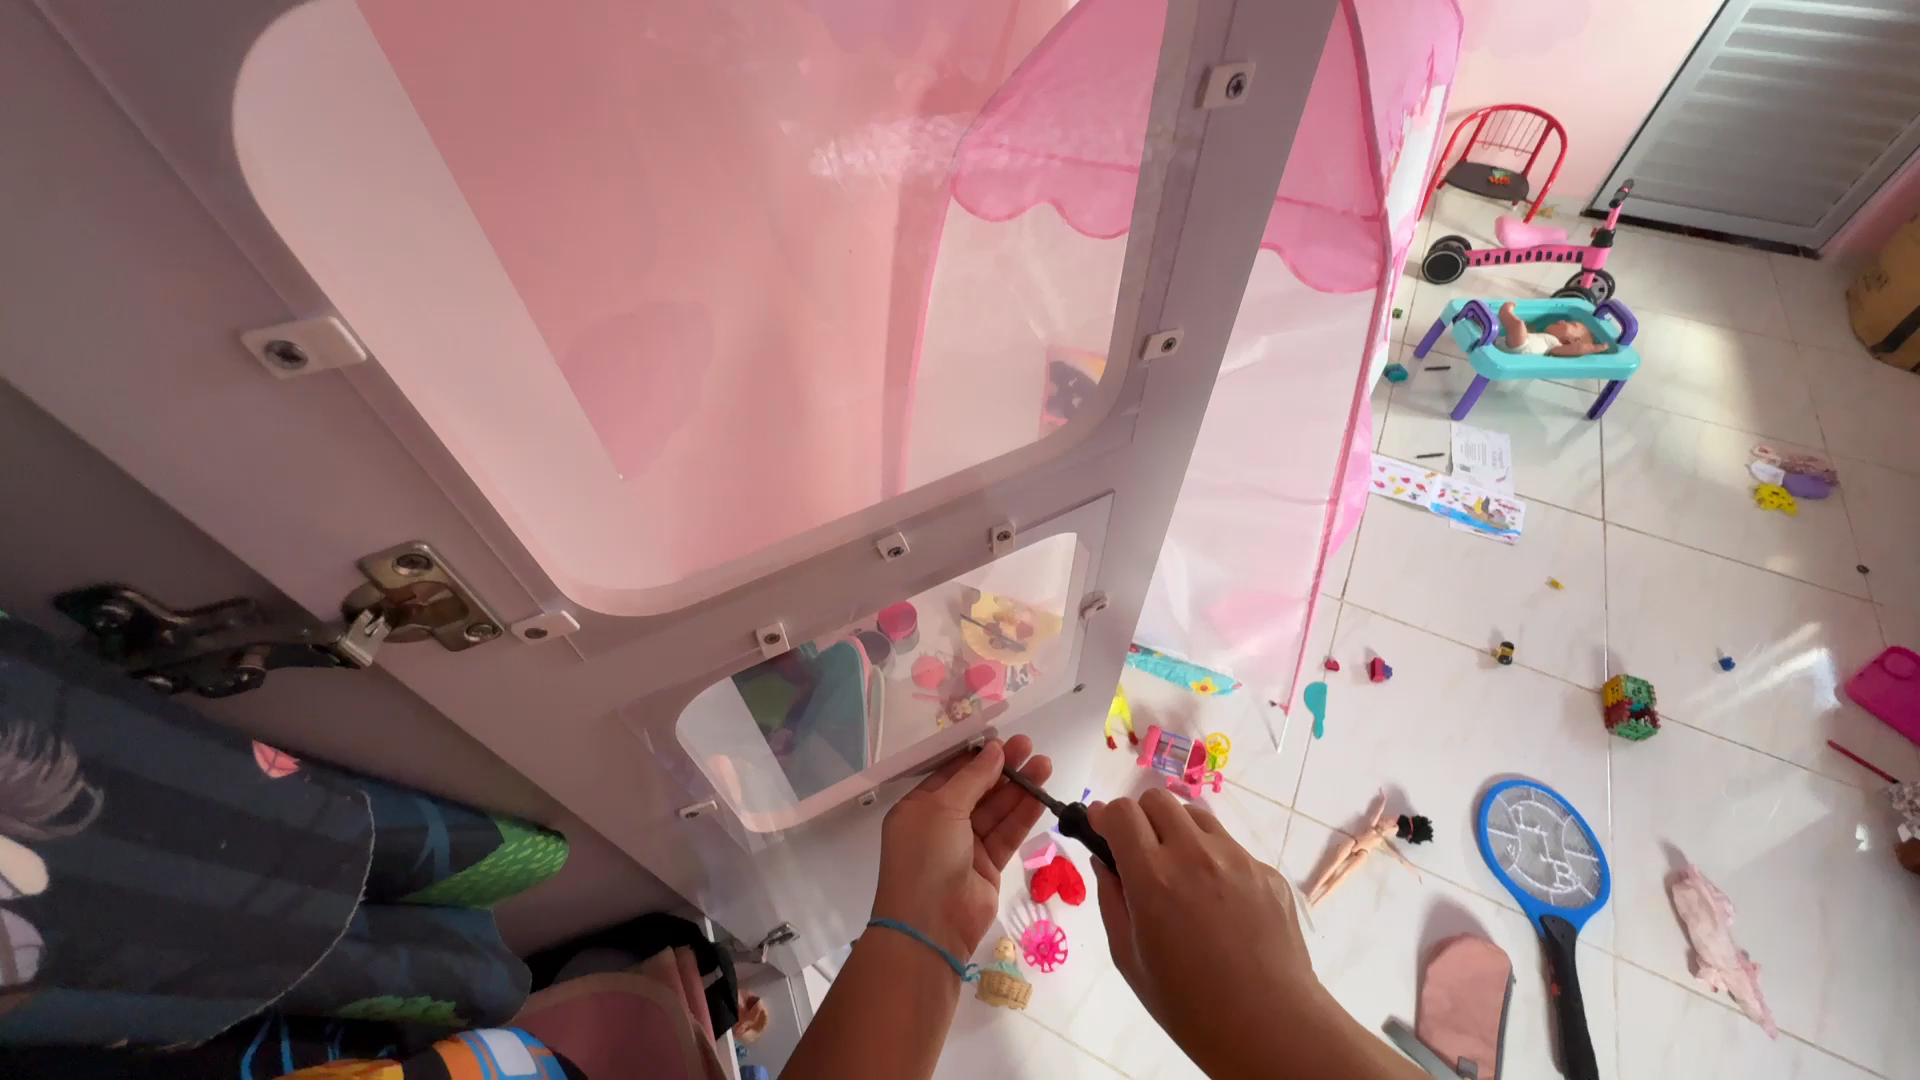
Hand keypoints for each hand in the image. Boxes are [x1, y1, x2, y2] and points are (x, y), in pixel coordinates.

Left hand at [872, 737, 1051, 958]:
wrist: (931, 927)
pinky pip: (1007, 833)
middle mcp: (940, 823)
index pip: (950, 773)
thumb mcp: (943, 808)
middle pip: (977, 788)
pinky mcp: (988, 865)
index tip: (1002, 740)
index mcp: (919, 807)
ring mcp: (965, 845)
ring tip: (1044, 764)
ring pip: (996, 809)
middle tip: (1029, 746)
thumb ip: (973, 778)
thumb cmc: (926, 857)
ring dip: (1019, 788)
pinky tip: (1041, 794)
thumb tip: (995, 749)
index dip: (977, 756)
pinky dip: (1023, 814)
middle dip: (1003, 768)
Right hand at [1090, 790, 1326, 1069]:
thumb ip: (1111, 899)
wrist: (1273, 1031)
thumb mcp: (1129, 958)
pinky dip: (1215, 861)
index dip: (1105, 816)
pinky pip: (1230, 848)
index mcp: (1154, 877)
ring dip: (1178, 832)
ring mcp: (1236, 858)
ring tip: (1184, 876)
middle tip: (1142, 853)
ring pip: (1196, 816)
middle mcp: (1194, 854)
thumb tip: (1104, 860)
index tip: (1102, 831)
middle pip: (1157, 799)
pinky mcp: (1267, 871)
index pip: (1120, 811)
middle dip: (1140, 818)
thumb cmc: (1189, 1006)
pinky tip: (1222, 906)